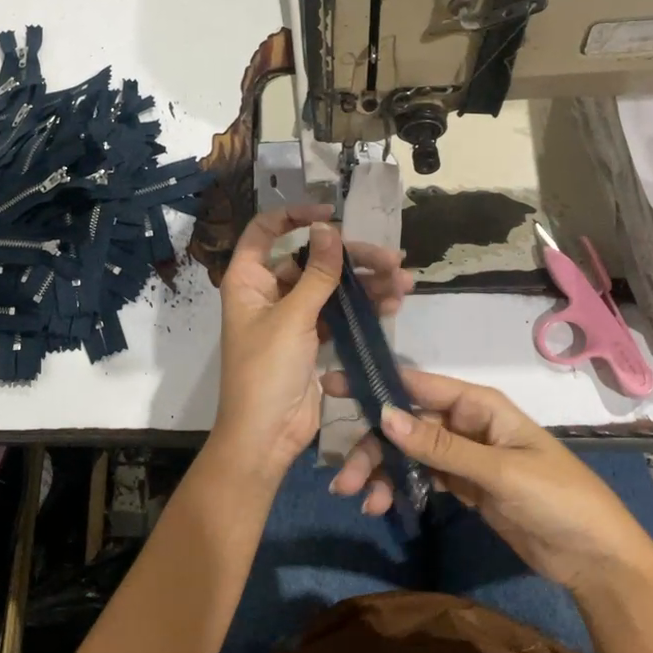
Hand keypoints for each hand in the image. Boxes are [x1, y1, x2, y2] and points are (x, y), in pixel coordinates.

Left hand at [211, 205, 412, 484]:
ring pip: (330, 287)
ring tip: (405, 282)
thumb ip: (317, 273)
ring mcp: (290, 317)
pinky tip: (393, 305)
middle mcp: (267, 293)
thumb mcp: (293, 318)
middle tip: (392, 260)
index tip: (332, 216)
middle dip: (352, 258)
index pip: (265, 231)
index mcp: (247, 280)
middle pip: (310, 260)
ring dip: (366, 283)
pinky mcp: (311, 340)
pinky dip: (363, 308)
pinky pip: (339, 313)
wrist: (265, 436)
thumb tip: (330, 229)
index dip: (295, 216)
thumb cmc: (266, 371)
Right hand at [325, 368, 652, 591]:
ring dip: (380, 471)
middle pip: (405, 424)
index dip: (376, 384)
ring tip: (360, 499)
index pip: (418, 386)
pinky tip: (380, 505)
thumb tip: (384, 415)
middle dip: (372, 446)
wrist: (594, 558)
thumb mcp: (499, 471)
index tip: (332, 386)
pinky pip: (420, 478)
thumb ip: (440, 447)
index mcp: (479, 406)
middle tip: (344, 478)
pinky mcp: (462, 486)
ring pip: (407, 452)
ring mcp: (463, 456)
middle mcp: (466, 424)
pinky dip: (397, 487)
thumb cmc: (558, 499)